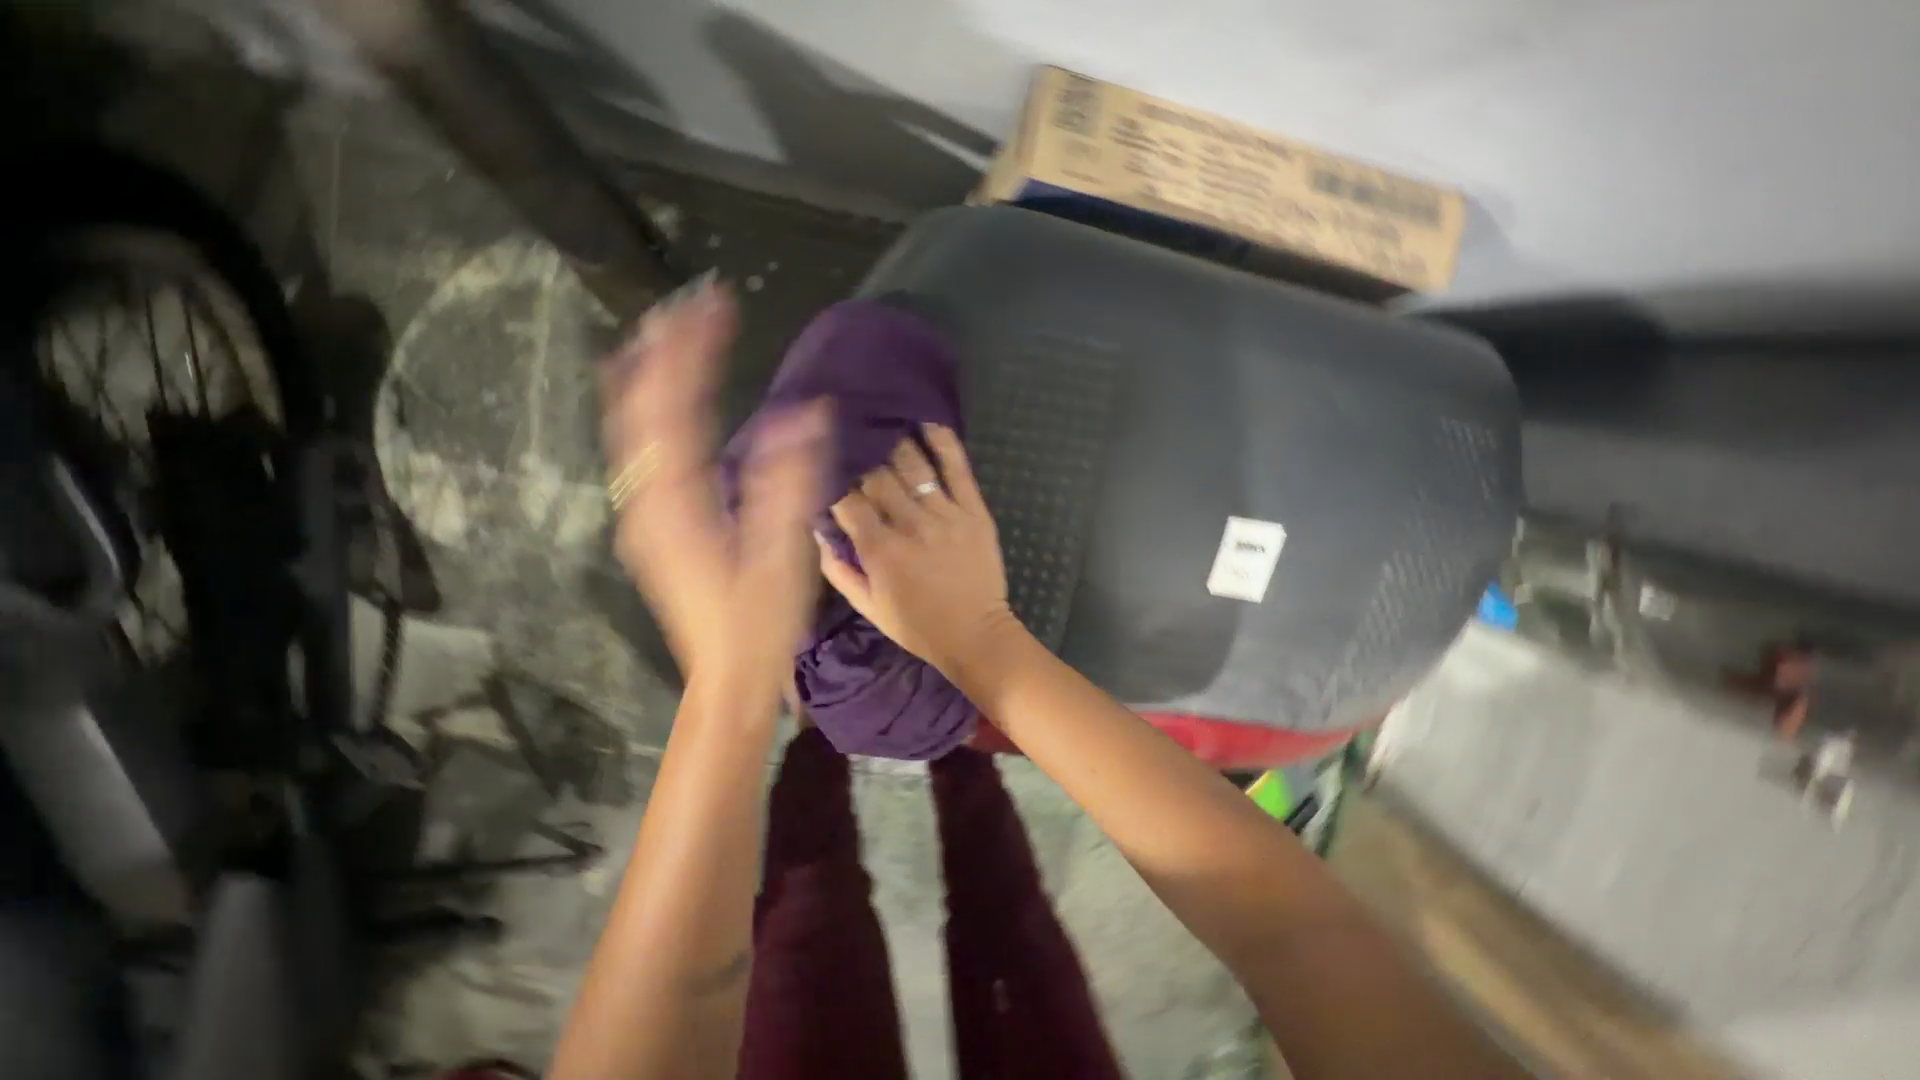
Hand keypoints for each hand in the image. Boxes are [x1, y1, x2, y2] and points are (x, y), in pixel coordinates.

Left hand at [600, 279, 827, 692]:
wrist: (726, 677)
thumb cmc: (757, 622)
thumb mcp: (782, 555)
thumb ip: (789, 482)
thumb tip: (806, 413)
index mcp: (679, 503)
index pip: (676, 408)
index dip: (691, 351)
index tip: (713, 303)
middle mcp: (648, 501)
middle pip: (642, 409)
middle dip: (662, 351)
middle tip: (686, 305)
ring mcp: (645, 514)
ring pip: (632, 430)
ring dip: (645, 377)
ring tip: (660, 332)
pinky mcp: (654, 526)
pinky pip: (639, 452)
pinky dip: (644, 412)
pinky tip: (652, 400)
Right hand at [818, 426, 1021, 676]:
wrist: (976, 635)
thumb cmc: (918, 627)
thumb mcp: (868, 607)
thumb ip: (839, 569)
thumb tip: (819, 532)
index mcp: (880, 550)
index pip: (848, 502)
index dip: (836, 486)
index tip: (832, 477)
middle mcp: (909, 525)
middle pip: (878, 478)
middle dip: (863, 463)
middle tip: (857, 452)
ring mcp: (945, 514)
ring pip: (913, 467)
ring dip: (895, 445)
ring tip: (884, 431)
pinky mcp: (974, 511)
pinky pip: (958, 469)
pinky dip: (942, 443)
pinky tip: (927, 423)